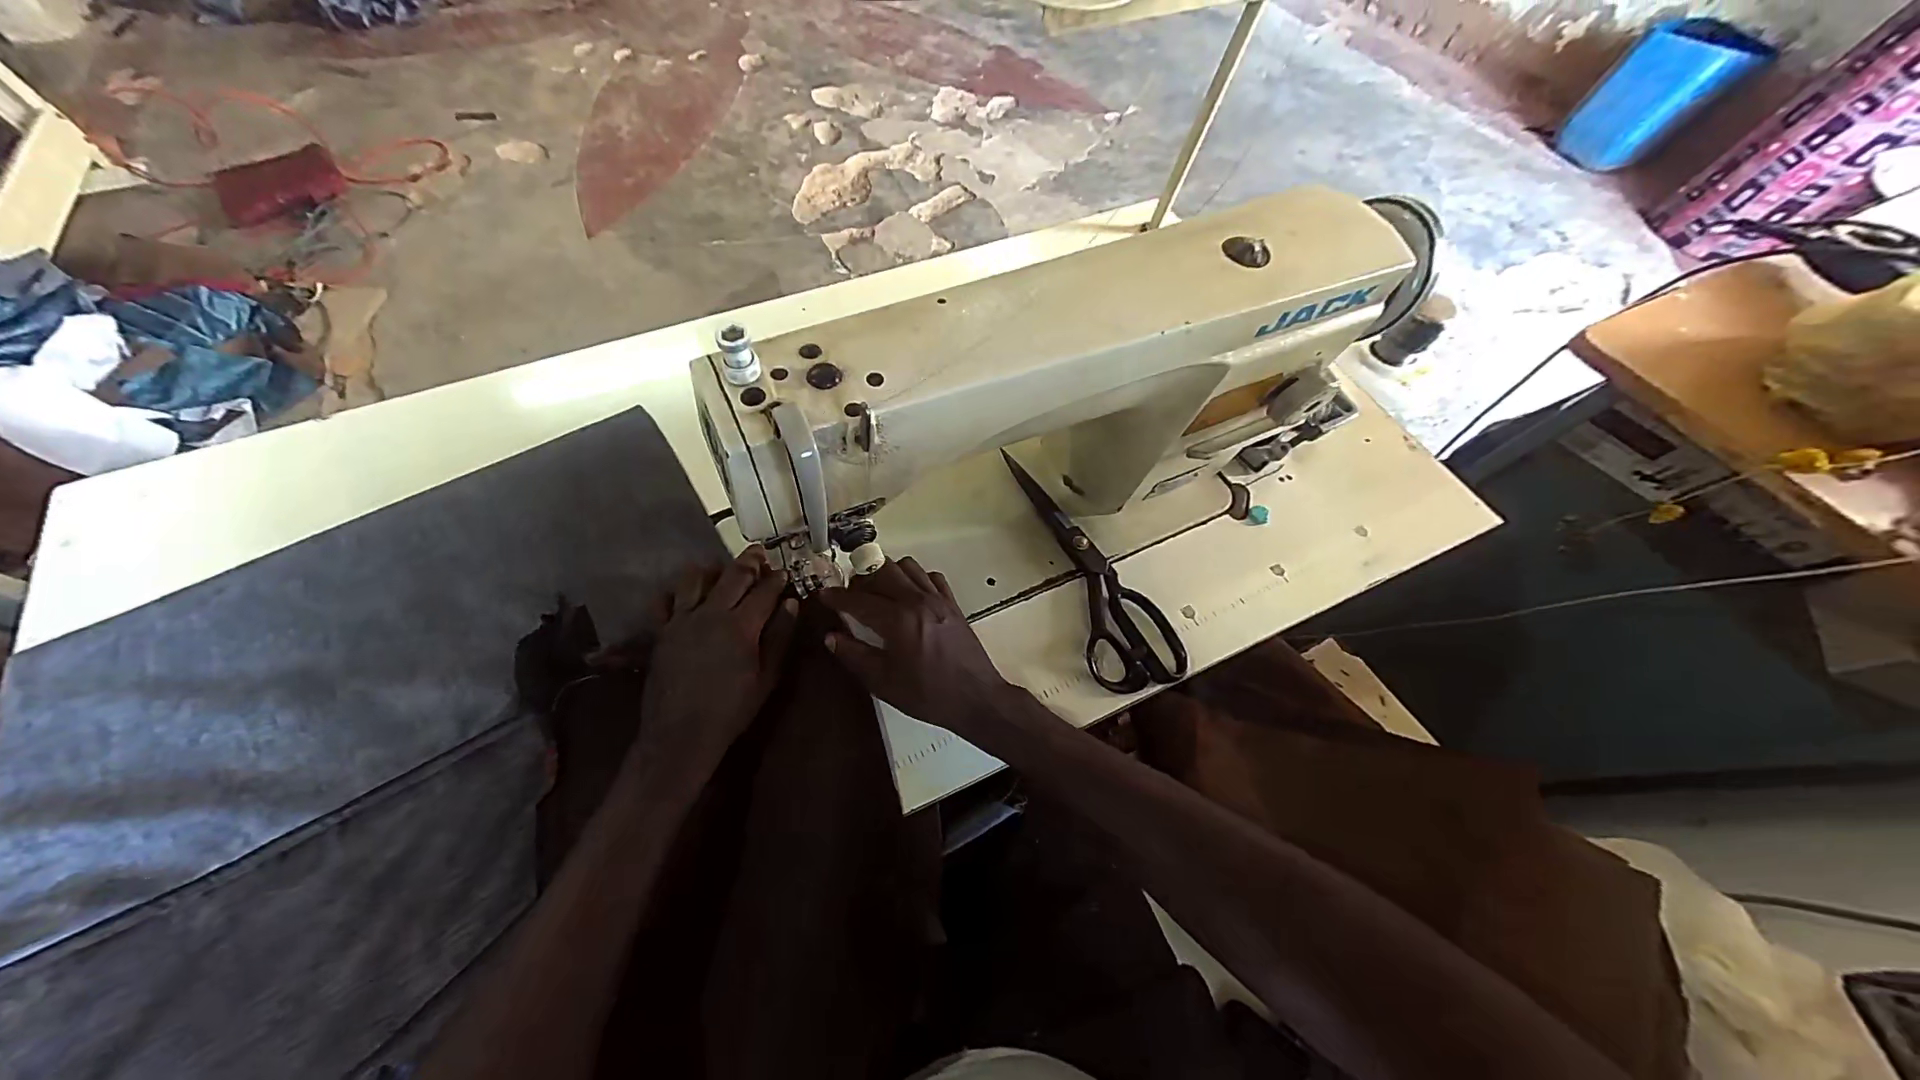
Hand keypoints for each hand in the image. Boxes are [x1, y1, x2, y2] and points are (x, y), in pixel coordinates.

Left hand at [638, 545, 797, 765]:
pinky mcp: (661, 632)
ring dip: (711, 569)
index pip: (764, 591)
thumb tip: (791, 604)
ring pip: (694, 579)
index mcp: (741, 626)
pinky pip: (664, 602)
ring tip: (720, 569)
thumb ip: (779, 637)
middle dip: (749, 562)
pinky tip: (683, 594)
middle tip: (759, 553)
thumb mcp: (766, 677)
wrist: (680, 734)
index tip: (784, 572)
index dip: (776, 579)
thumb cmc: (732, 710)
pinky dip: (675, 592)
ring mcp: (681, 620)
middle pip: (732, 576)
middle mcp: (711, 614)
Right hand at [817, 557, 1012, 738]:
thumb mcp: (884, 682)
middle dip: (860, 578)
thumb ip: (854, 655)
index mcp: (898, 620)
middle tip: (850, 593)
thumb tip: (832, 638)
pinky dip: (915, 578)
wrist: (976, 698)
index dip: (837, 597)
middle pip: (882, 570)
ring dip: (887, 572)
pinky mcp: (953, 604)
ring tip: (877, 590)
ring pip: (907, 567)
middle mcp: (918, 602)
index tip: (824, 595)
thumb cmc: (929, 695)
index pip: (859, 600)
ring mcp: (938, 600)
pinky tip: (908, 594)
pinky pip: (931, 577)